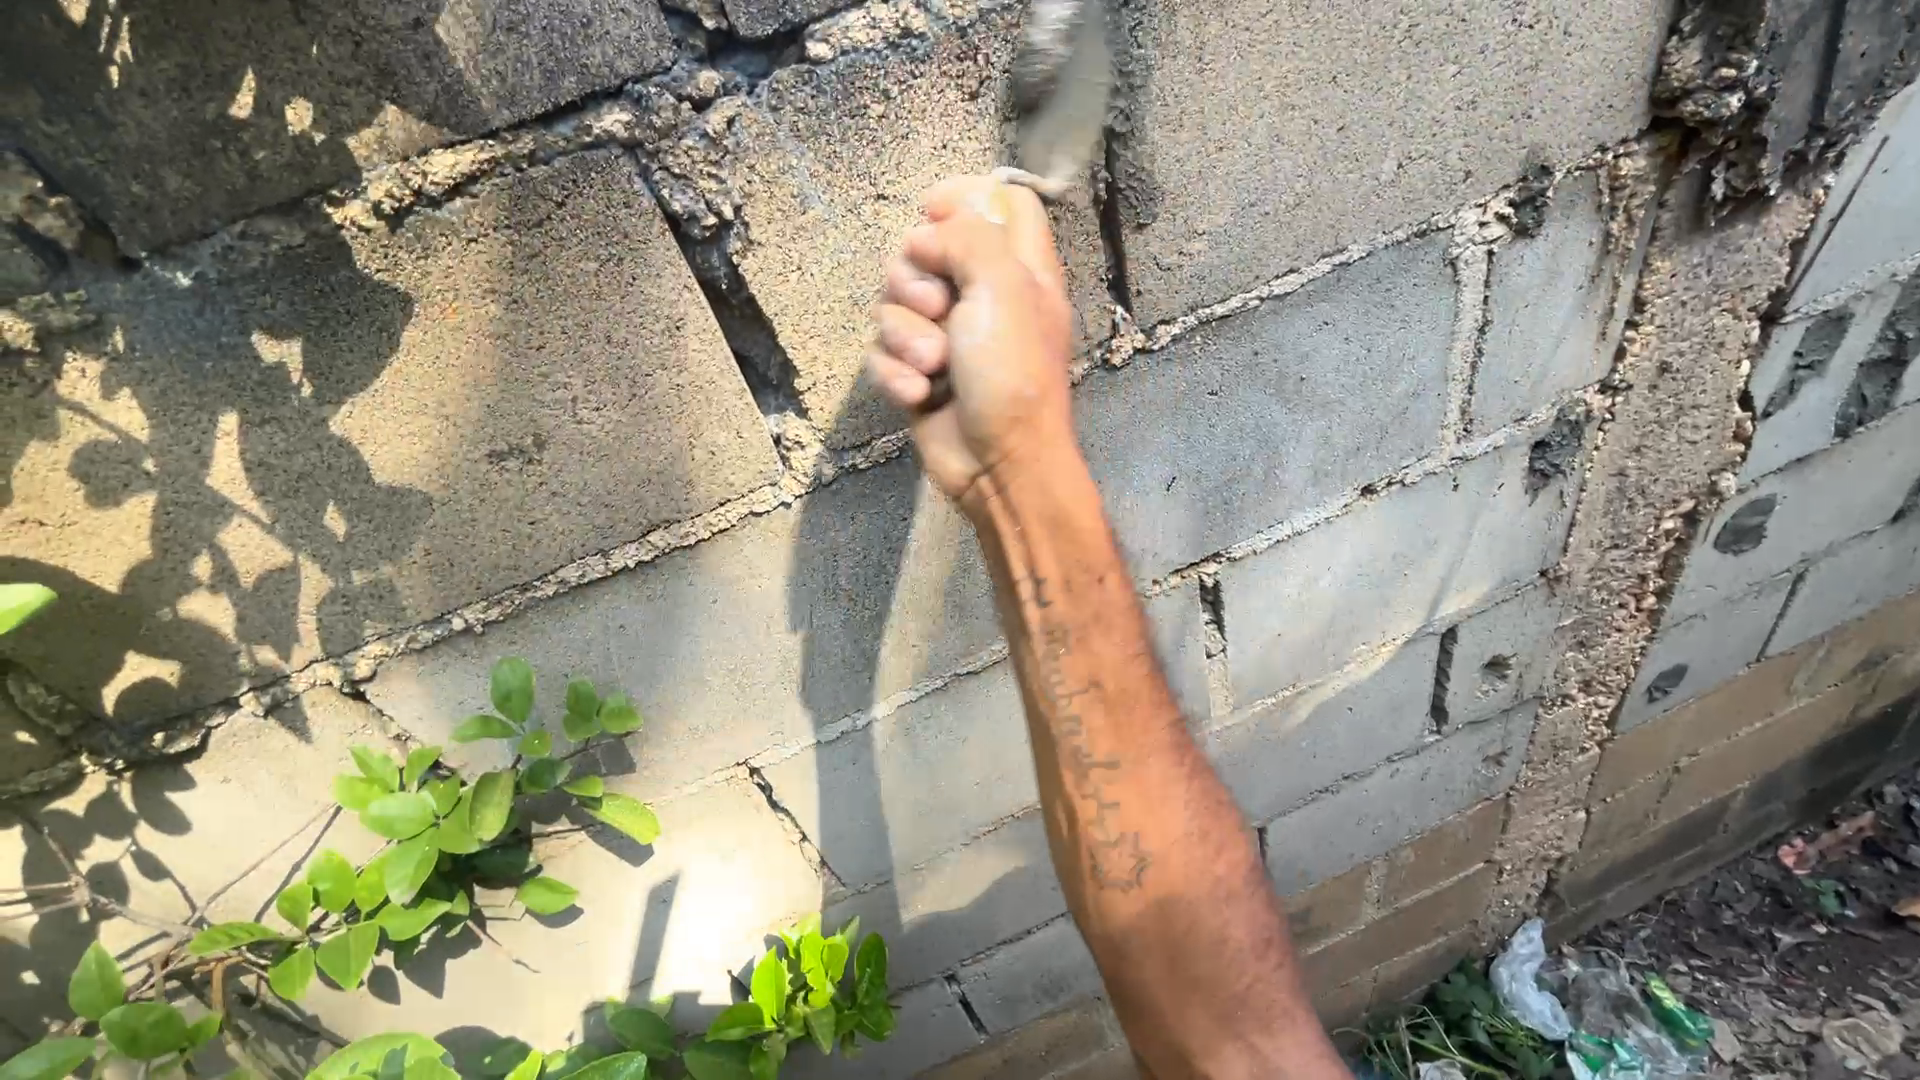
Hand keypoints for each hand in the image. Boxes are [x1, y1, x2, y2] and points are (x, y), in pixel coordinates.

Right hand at [867, 175, 1076, 510]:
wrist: (998, 464)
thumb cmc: (1012, 374)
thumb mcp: (1004, 288)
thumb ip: (968, 237)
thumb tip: (926, 234)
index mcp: (1018, 267)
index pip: (1000, 201)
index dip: (964, 196)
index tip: (931, 212)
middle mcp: (981, 295)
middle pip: (924, 249)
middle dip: (914, 278)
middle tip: (938, 310)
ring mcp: (946, 336)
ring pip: (893, 304)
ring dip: (906, 336)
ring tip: (935, 366)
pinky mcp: (918, 373)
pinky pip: (882, 354)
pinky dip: (896, 374)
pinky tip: (921, 395)